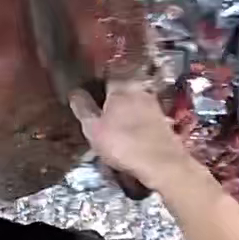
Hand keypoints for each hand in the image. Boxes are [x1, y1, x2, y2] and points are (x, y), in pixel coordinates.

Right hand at [69, 80, 203, 193]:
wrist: (162, 164)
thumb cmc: (122, 144)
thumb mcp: (93, 129)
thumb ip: (83, 108)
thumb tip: (74, 93)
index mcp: (120, 86)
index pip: (105, 75)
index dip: (95, 83)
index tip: (88, 91)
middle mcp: (139, 90)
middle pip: (122, 88)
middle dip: (112, 97)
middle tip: (101, 110)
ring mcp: (154, 105)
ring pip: (134, 102)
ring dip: (126, 109)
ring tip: (115, 124)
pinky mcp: (164, 120)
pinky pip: (144, 115)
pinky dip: (137, 120)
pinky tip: (132, 133)